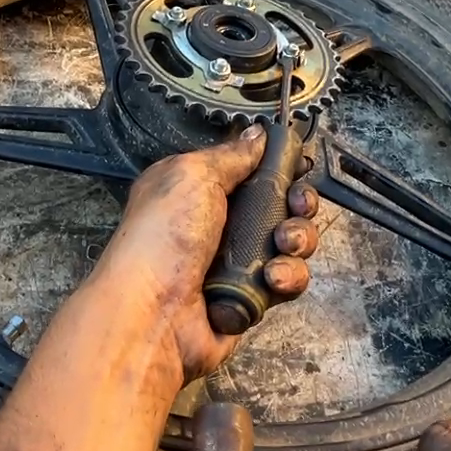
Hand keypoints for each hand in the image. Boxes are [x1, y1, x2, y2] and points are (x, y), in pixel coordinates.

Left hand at [91, 126, 320, 379]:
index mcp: (199, 188)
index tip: (298, 167)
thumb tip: (256, 135)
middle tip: (295, 206)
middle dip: (298, 203)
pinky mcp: (250, 296)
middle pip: (281, 205)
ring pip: (291, 243)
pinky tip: (271, 278)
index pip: (252, 171)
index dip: (280, 169)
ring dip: (296, 240)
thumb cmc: (159, 241)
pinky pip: (288, 281)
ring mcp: (235, 262)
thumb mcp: (192, 176)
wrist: (152, 315)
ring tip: (281, 245)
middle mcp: (219, 224)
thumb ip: (231, 155)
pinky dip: (287, 277)